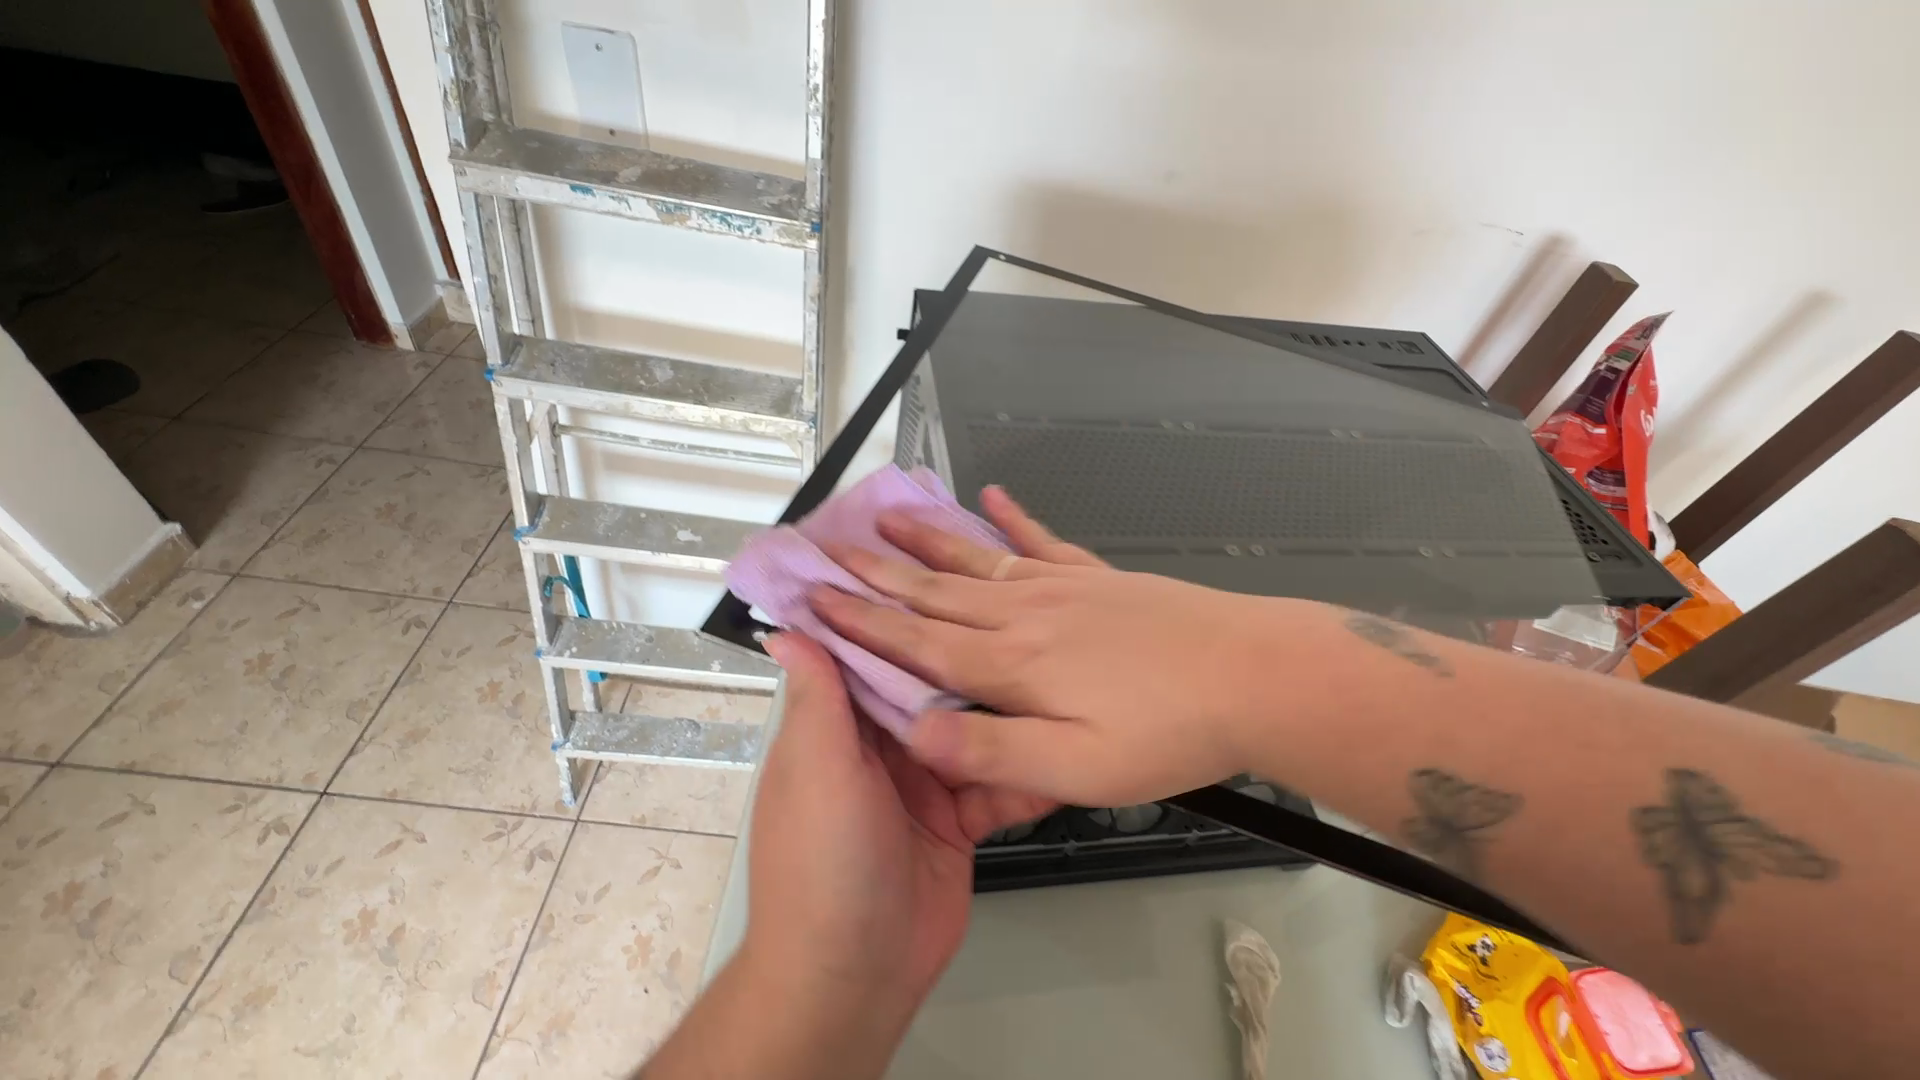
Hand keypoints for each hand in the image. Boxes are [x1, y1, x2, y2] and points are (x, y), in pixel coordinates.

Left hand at [743, 632, 1050, 1036]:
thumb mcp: (815, 769)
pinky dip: (1023, 770)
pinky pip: (996, 783)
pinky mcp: (958, 819)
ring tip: (1054, 667)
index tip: (937, 569)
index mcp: (836, 728)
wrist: (854, 974)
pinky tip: (1061, 747)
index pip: (870, 656)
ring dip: (1004, 711)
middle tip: (1021, 612)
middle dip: (966, 657)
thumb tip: (787, 624)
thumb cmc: (821, 863)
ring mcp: (923, 783)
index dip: (898, 615)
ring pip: (969, 730)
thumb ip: (816, 697)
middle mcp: (878, 748)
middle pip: (928, 687)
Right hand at [808, 487, 1319, 806]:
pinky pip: (1043, 541)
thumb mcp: (1076, 768)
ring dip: (927, 539)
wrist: (1254, 674)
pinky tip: (994, 495)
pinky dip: (1014, 518)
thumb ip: (990, 751)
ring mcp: (1062, 587)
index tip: (813, 601)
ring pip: (976, 559)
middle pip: (934, 592)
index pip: (916, 642)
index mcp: (1010, 666)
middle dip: (875, 573)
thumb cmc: (1168, 732)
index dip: (860, 624)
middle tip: (827, 549)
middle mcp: (1024, 614)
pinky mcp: (1098, 577)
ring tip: (886, 514)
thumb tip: (915, 732)